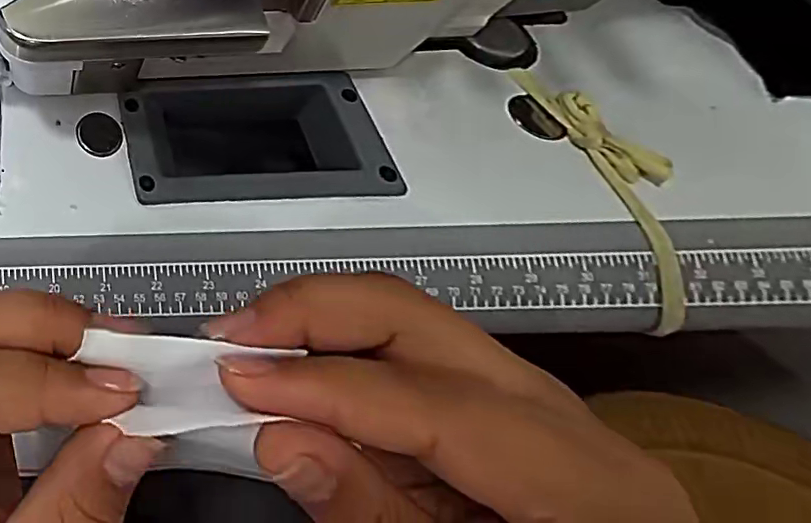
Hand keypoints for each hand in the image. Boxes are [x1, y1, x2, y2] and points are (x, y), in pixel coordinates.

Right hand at [207, 273, 695, 522]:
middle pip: (400, 310)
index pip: (422, 397)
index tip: (239, 380)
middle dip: (302, 311)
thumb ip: (371, 512)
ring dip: (305, 317)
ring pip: (389, 308)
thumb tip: (281, 439)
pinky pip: (390, 338)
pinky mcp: (477, 389)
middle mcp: (548, 408)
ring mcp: (514, 387)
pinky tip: (288, 365)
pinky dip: (326, 340)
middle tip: (231, 337)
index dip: (318, 383)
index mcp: (580, 475)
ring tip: (247, 344)